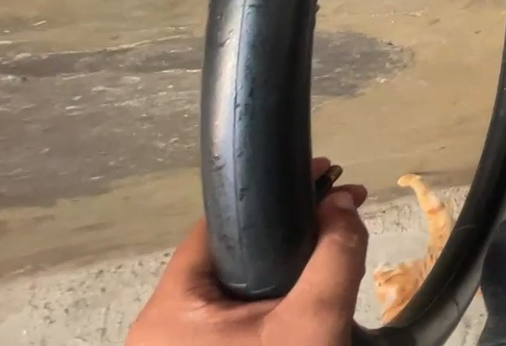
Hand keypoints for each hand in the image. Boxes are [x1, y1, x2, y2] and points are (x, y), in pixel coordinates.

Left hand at [127, 160, 370, 345]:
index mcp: (168, 312)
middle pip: (233, 252)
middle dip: (295, 225)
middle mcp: (159, 329)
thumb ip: (337, 251)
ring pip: (241, 283)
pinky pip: (241, 312)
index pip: (217, 226)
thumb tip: (342, 200)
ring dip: (294, 258)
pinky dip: (281, 290)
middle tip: (347, 208)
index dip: (276, 194)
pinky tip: (317, 289)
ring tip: (340, 245)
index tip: (327, 175)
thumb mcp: (317, 318)